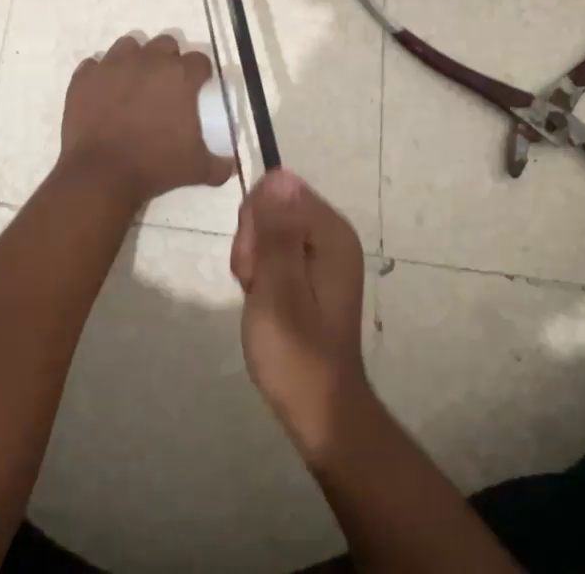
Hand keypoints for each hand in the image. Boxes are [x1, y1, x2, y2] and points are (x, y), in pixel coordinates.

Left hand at [60, 34, 235, 206]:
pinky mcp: (85, 76)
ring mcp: (113, 65)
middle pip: (165, 44)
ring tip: (133, 83)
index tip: (198, 88)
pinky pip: (95, 65)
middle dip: (168, 59)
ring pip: (129, 46)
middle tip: (166, 85)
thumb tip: (230, 165)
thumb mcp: (197, 169)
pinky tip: (104, 93)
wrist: (102, 174)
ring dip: (135, 60)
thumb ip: (219, 164)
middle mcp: (148, 61)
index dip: (201, 73)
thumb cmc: (155, 166)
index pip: (200, 61)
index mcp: (180, 76)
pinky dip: (101, 75)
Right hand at [231, 169, 369, 462]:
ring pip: (268, 232)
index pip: (278, 190)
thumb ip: (276, 231)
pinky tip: (263, 303)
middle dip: (252, 244)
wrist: (316, 409)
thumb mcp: (277, 288)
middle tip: (255, 285)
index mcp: (331, 235)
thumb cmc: (295, 352)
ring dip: (253, 261)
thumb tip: (280, 175)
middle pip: (273, 209)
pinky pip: (274, 253)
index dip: (255, 223)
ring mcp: (323, 257)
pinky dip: (261, 275)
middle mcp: (332, 238)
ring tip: (259, 299)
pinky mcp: (312, 275)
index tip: (254, 265)